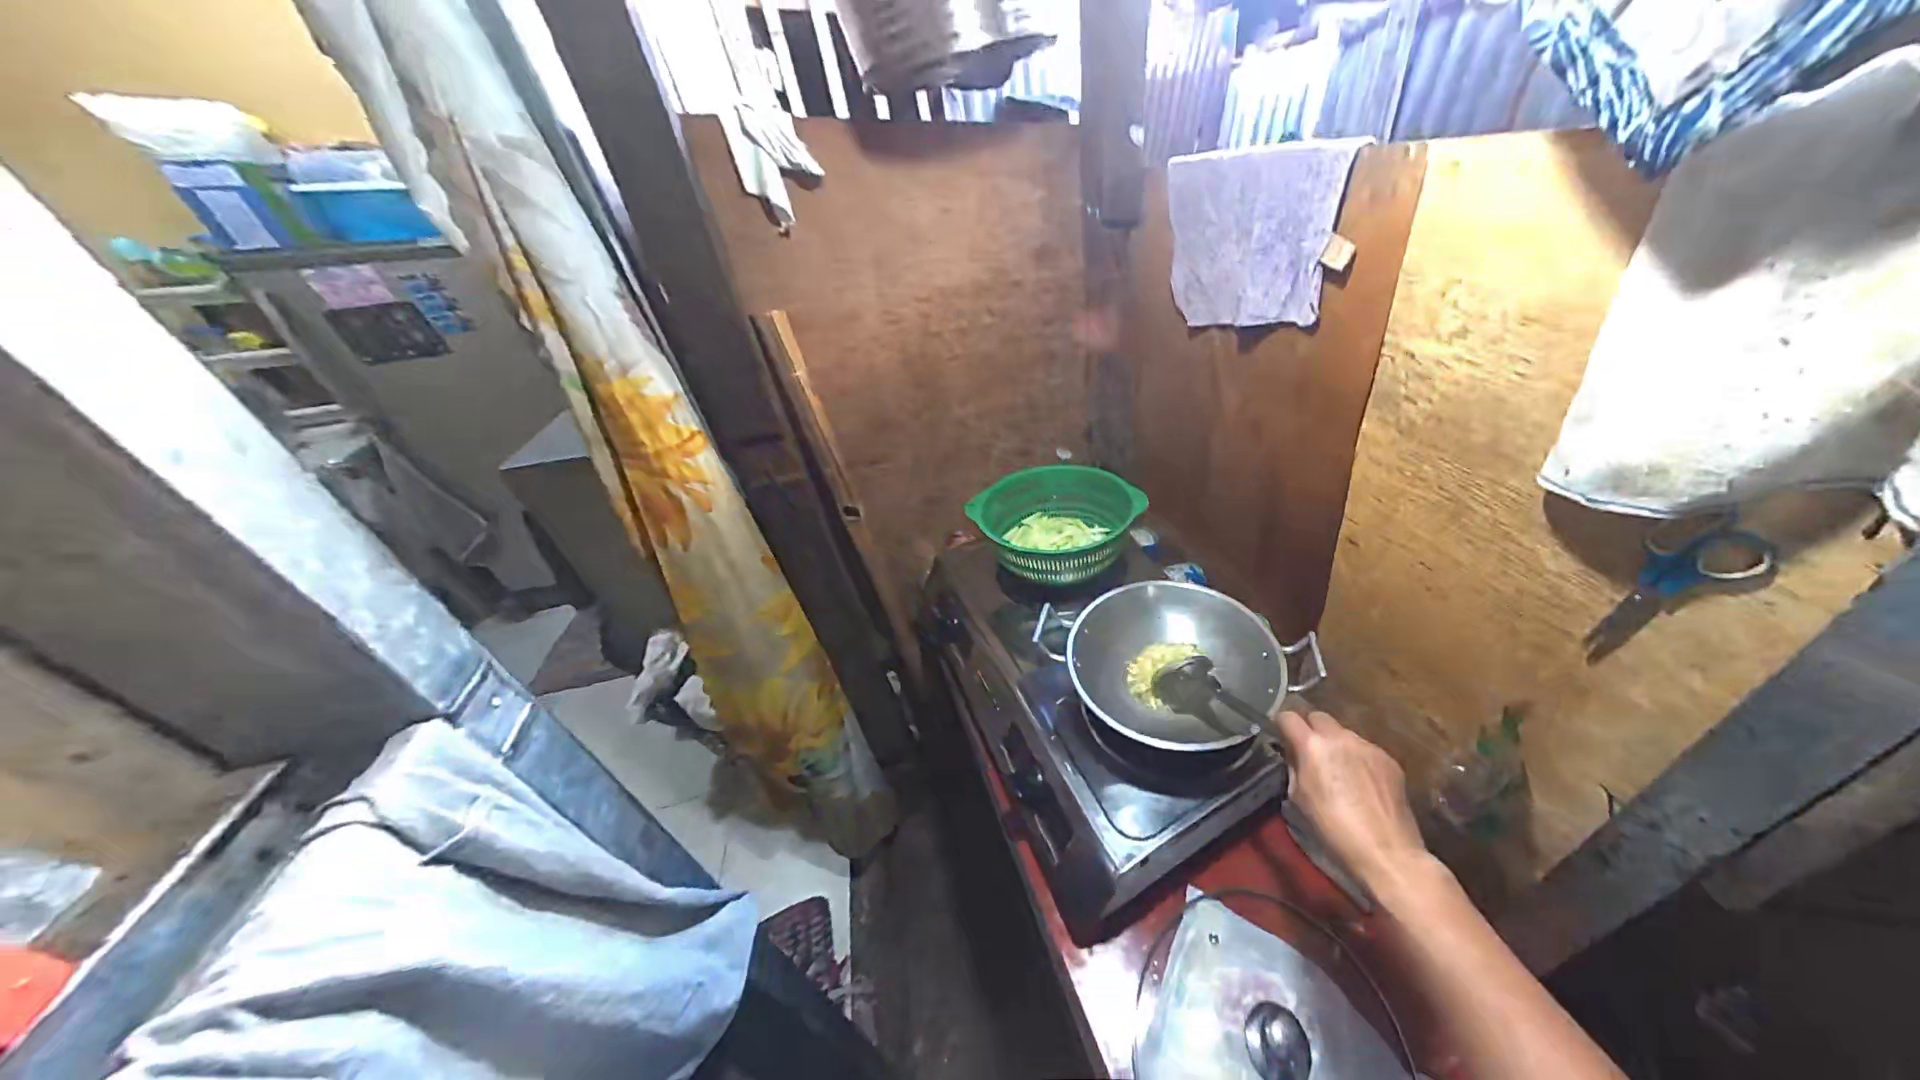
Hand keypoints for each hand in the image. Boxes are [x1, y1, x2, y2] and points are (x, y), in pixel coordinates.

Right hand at [1275, 710, 1429, 892]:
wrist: (1387, 852)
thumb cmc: (1332, 829)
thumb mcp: (1298, 798)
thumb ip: (1294, 767)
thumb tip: (1294, 754)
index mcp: (1312, 746)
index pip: (1288, 716)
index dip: (1282, 725)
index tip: (1282, 738)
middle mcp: (1340, 738)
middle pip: (1318, 716)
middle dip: (1310, 729)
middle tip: (1309, 752)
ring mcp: (1368, 747)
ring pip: (1344, 733)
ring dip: (1336, 744)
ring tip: (1339, 771)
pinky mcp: (1390, 760)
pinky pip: (1365, 749)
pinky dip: (1357, 758)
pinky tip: (1362, 783)